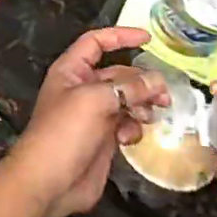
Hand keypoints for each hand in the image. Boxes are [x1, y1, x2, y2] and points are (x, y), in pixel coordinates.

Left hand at [4, 27, 169, 216]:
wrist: (51, 180)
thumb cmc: (65, 132)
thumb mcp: (93, 100)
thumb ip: (126, 87)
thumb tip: (157, 80)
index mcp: (71, 70)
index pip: (96, 42)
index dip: (120, 36)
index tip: (148, 38)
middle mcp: (82, 87)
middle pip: (118, 73)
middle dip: (141, 81)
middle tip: (165, 95)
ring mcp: (93, 113)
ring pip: (126, 99)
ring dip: (141, 105)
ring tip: (150, 115)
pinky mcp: (103, 137)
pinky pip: (126, 122)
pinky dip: (133, 127)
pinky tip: (129, 138)